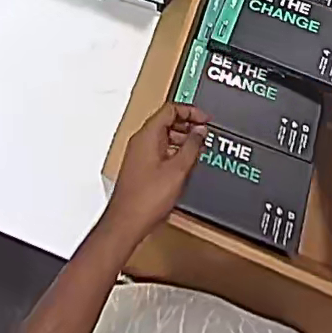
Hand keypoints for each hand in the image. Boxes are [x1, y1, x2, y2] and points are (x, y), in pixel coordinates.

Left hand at [104, 102, 209, 243]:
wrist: (127, 222)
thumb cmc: (146, 198)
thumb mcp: (178, 169)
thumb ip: (192, 146)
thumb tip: (200, 131)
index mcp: (147, 135)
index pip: (170, 109)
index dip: (191, 111)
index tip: (205, 119)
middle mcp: (140, 141)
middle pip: (167, 121)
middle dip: (188, 124)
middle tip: (204, 132)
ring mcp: (139, 154)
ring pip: (164, 135)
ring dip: (182, 138)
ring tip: (198, 147)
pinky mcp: (140, 167)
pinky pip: (160, 149)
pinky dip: (174, 150)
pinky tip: (185, 162)